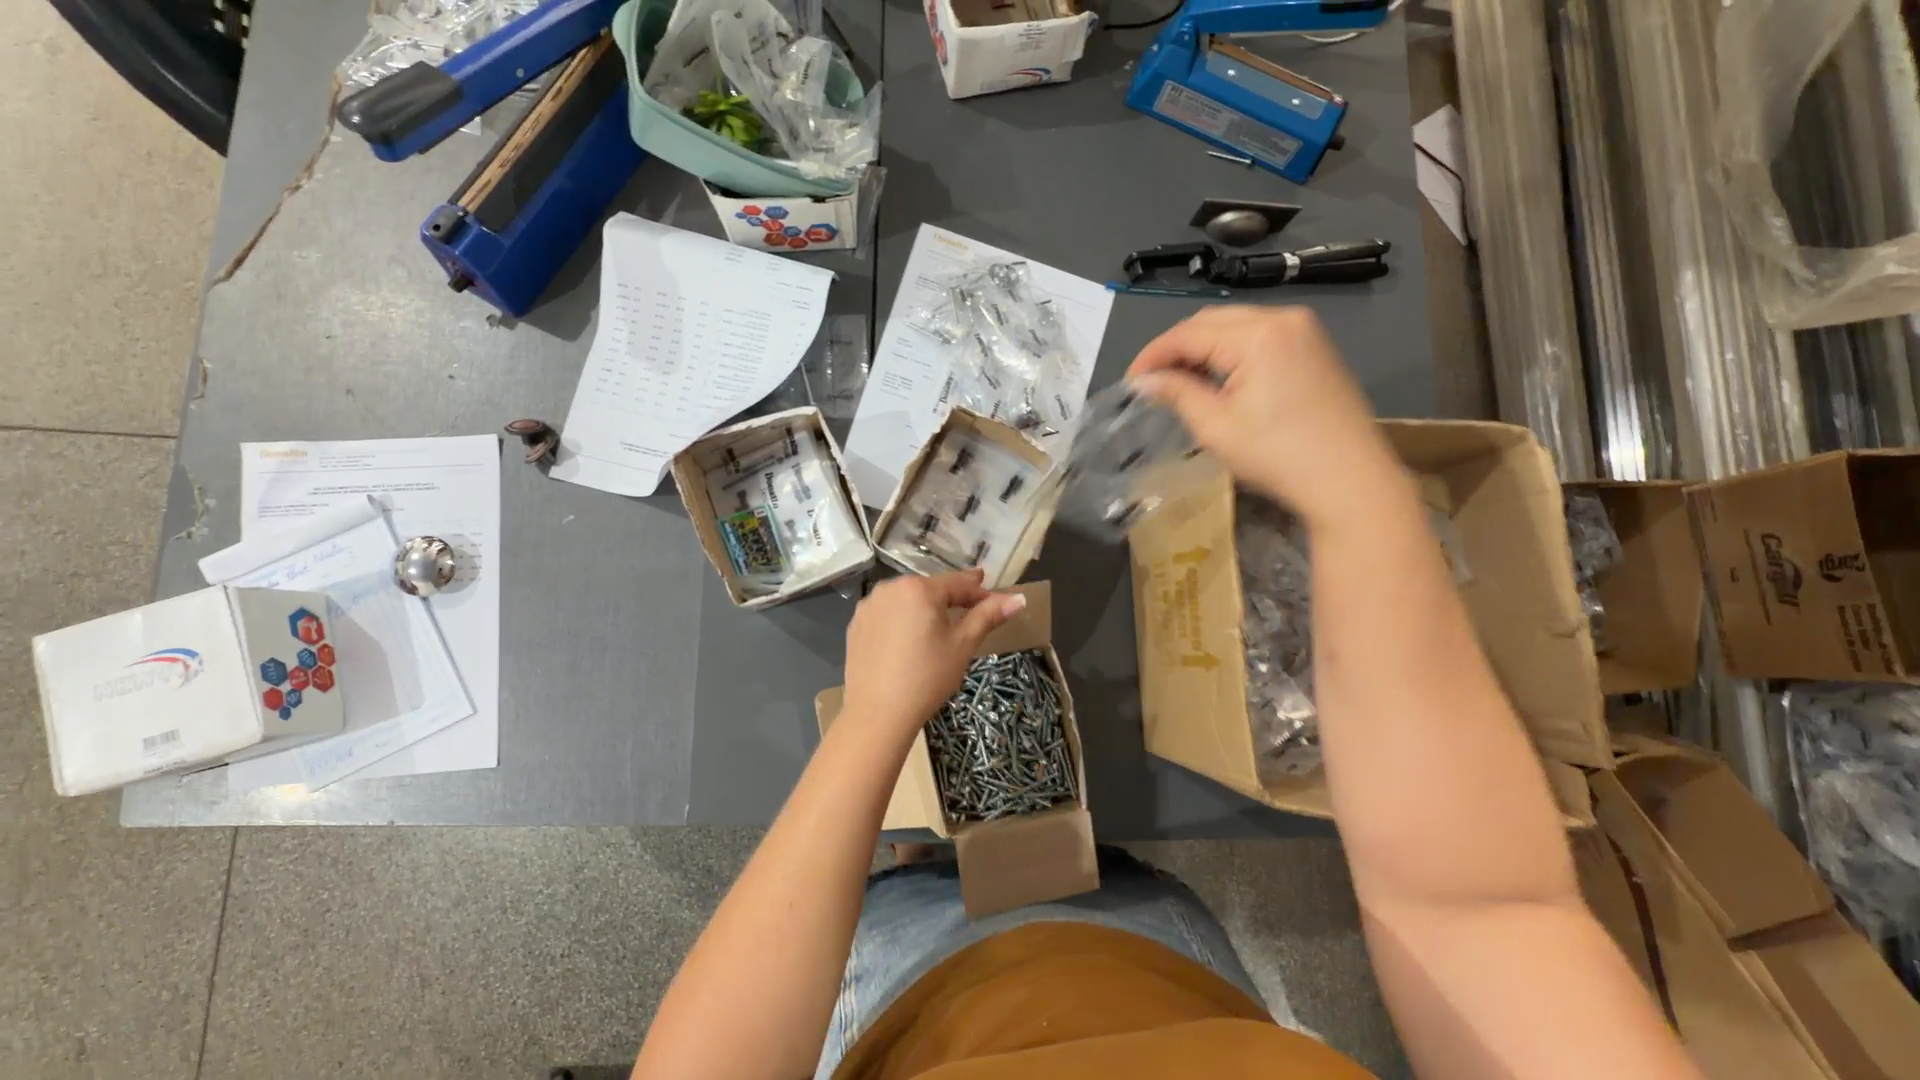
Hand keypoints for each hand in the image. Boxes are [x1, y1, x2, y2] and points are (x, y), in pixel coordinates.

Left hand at [842, 570, 1027, 731]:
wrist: (878, 713)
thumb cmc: (927, 677)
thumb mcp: (963, 645)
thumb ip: (988, 616)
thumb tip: (1019, 599)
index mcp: (918, 589)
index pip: (957, 584)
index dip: (980, 592)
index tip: (997, 599)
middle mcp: (889, 588)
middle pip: (930, 590)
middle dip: (952, 599)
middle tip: (971, 611)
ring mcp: (868, 607)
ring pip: (906, 602)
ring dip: (925, 609)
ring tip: (940, 627)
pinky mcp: (855, 626)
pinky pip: (887, 616)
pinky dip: (902, 622)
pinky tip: (909, 642)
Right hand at [1127, 306, 1401, 526]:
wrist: (1351, 481)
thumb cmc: (1278, 456)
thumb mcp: (1216, 427)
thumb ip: (1177, 394)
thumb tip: (1144, 381)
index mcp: (1257, 334)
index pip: (1188, 333)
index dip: (1153, 355)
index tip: (1131, 381)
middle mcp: (1283, 319)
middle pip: (1212, 321)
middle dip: (1177, 347)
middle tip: (1152, 381)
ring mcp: (1305, 331)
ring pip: (1237, 326)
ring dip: (1204, 347)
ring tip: (1181, 380)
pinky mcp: (1316, 348)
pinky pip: (1262, 336)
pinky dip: (1233, 351)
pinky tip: (1220, 378)